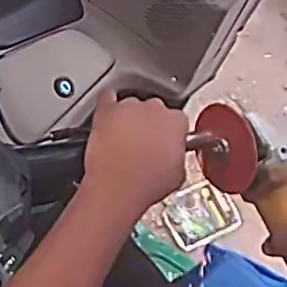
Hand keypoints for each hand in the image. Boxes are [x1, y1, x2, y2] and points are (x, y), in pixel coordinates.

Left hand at [80, 97, 186, 222]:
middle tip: (143, 144)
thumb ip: (179, 156)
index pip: (177, 120)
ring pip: (132, 106)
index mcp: (176, 121)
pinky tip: (108, 117)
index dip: (170, 133)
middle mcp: (154, 108)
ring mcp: (129, 107)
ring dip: (129, 118)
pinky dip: (108, 105)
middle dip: (150, 124)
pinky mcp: (106, 110)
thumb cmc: (146, 183)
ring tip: (124, 139)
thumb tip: (175, 157)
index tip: (165, 142)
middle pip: (154, 110)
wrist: (117, 188)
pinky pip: (107, 98)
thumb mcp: (178, 174)